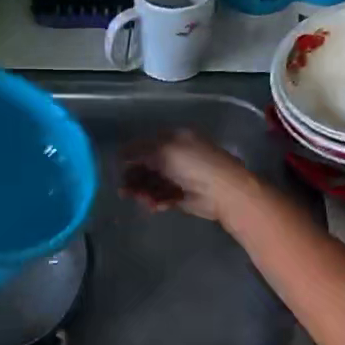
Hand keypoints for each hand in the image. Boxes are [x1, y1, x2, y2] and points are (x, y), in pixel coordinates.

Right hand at [120, 129, 257, 221]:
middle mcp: (178, 155)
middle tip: (125, 191)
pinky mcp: (184, 196)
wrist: (224, 191)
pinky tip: (155, 206)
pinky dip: (157, 201)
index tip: (120, 169)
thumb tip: (120, 154)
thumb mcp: (163, 150)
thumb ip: (139, 151)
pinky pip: (163, 197)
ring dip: (144, 192)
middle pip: (148, 166)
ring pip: (153, 184)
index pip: (147, 144)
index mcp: (176, 138)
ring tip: (143, 201)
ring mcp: (181, 177)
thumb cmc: (194, 164)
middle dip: (135, 178)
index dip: (132, 156)